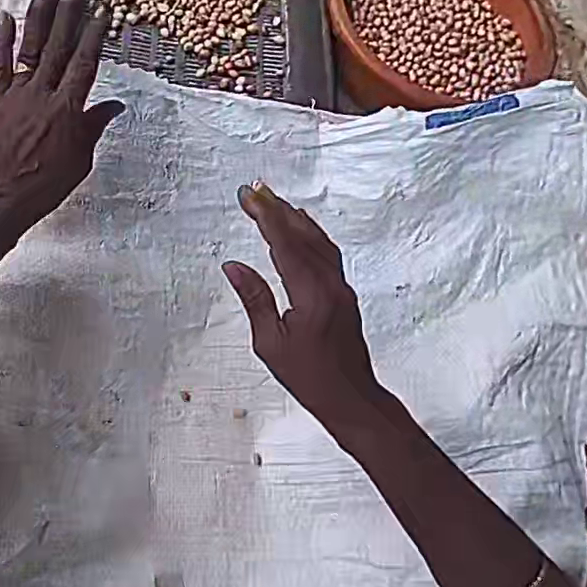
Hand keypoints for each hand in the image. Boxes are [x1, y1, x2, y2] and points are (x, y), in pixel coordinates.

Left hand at [0, 0, 124, 266]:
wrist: (1, 198)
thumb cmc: (45, 185)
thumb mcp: (80, 160)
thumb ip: (92, 127)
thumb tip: (111, 106)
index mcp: (67, 110)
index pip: (85, 64)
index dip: (95, 35)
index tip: (102, 11)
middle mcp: (43, 95)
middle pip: (60, 47)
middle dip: (69, 13)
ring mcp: (17, 94)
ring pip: (31, 48)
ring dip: (39, 16)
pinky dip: (2, 40)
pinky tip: (5, 16)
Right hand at [223, 183, 394, 444]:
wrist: (352, 397)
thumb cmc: (311, 377)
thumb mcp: (270, 343)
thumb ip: (254, 299)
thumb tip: (234, 267)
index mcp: (311, 294)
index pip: (284, 244)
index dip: (264, 216)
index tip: (247, 197)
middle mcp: (331, 284)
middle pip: (303, 234)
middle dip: (277, 208)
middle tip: (255, 189)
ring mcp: (341, 287)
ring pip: (318, 240)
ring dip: (294, 217)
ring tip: (273, 200)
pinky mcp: (344, 293)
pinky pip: (327, 251)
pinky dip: (309, 233)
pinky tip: (301, 228)